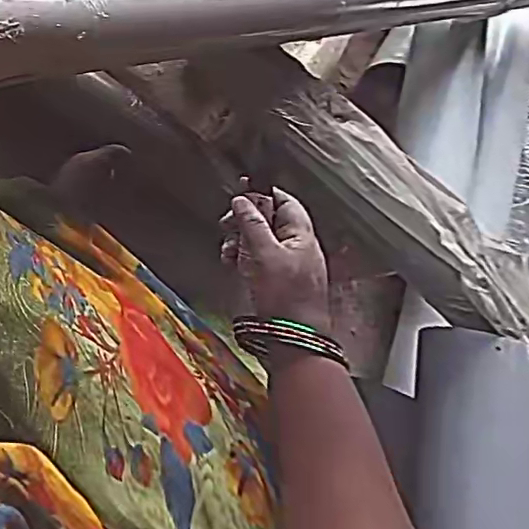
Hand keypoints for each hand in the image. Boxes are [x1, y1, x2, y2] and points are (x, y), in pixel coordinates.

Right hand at [221, 188, 330, 333]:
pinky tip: (231, 261)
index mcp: (301, 236)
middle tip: (227, 222)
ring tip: (228, 248)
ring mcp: (287, 264)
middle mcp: (297, 247)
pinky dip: (242, 255)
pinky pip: (257, 258)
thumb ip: (252, 223)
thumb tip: (242, 200)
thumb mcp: (264, 252)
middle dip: (246, 218)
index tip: (242, 190)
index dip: (264, 193)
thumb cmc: (284, 295)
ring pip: (260, 239)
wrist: (291, 339)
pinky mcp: (276, 280)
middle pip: (270, 219)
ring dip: (240, 238)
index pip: (285, 202)